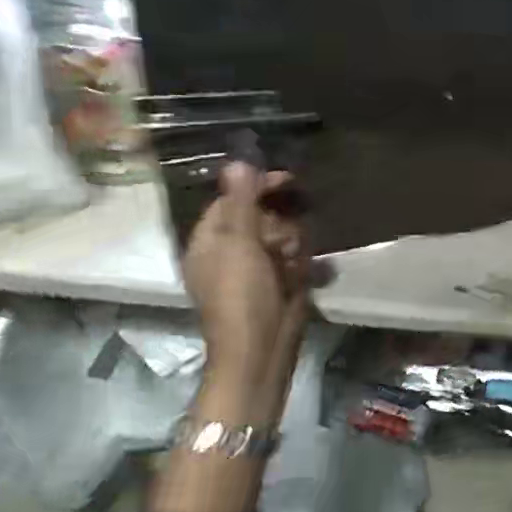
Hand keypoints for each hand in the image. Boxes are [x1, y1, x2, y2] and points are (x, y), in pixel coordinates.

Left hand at [183, 162, 310, 416]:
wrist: (261, 351)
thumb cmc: (242, 296)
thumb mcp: (240, 244)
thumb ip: (242, 202)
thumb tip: (237, 161)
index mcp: (209, 241)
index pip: (232, 200)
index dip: (257, 188)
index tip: (288, 181)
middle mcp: (230, 252)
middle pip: (260, 217)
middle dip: (278, 224)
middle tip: (283, 242)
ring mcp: (255, 270)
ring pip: (281, 237)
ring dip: (291, 244)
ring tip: (291, 262)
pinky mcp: (278, 284)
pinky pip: (293, 259)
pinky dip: (299, 263)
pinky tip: (301, 274)